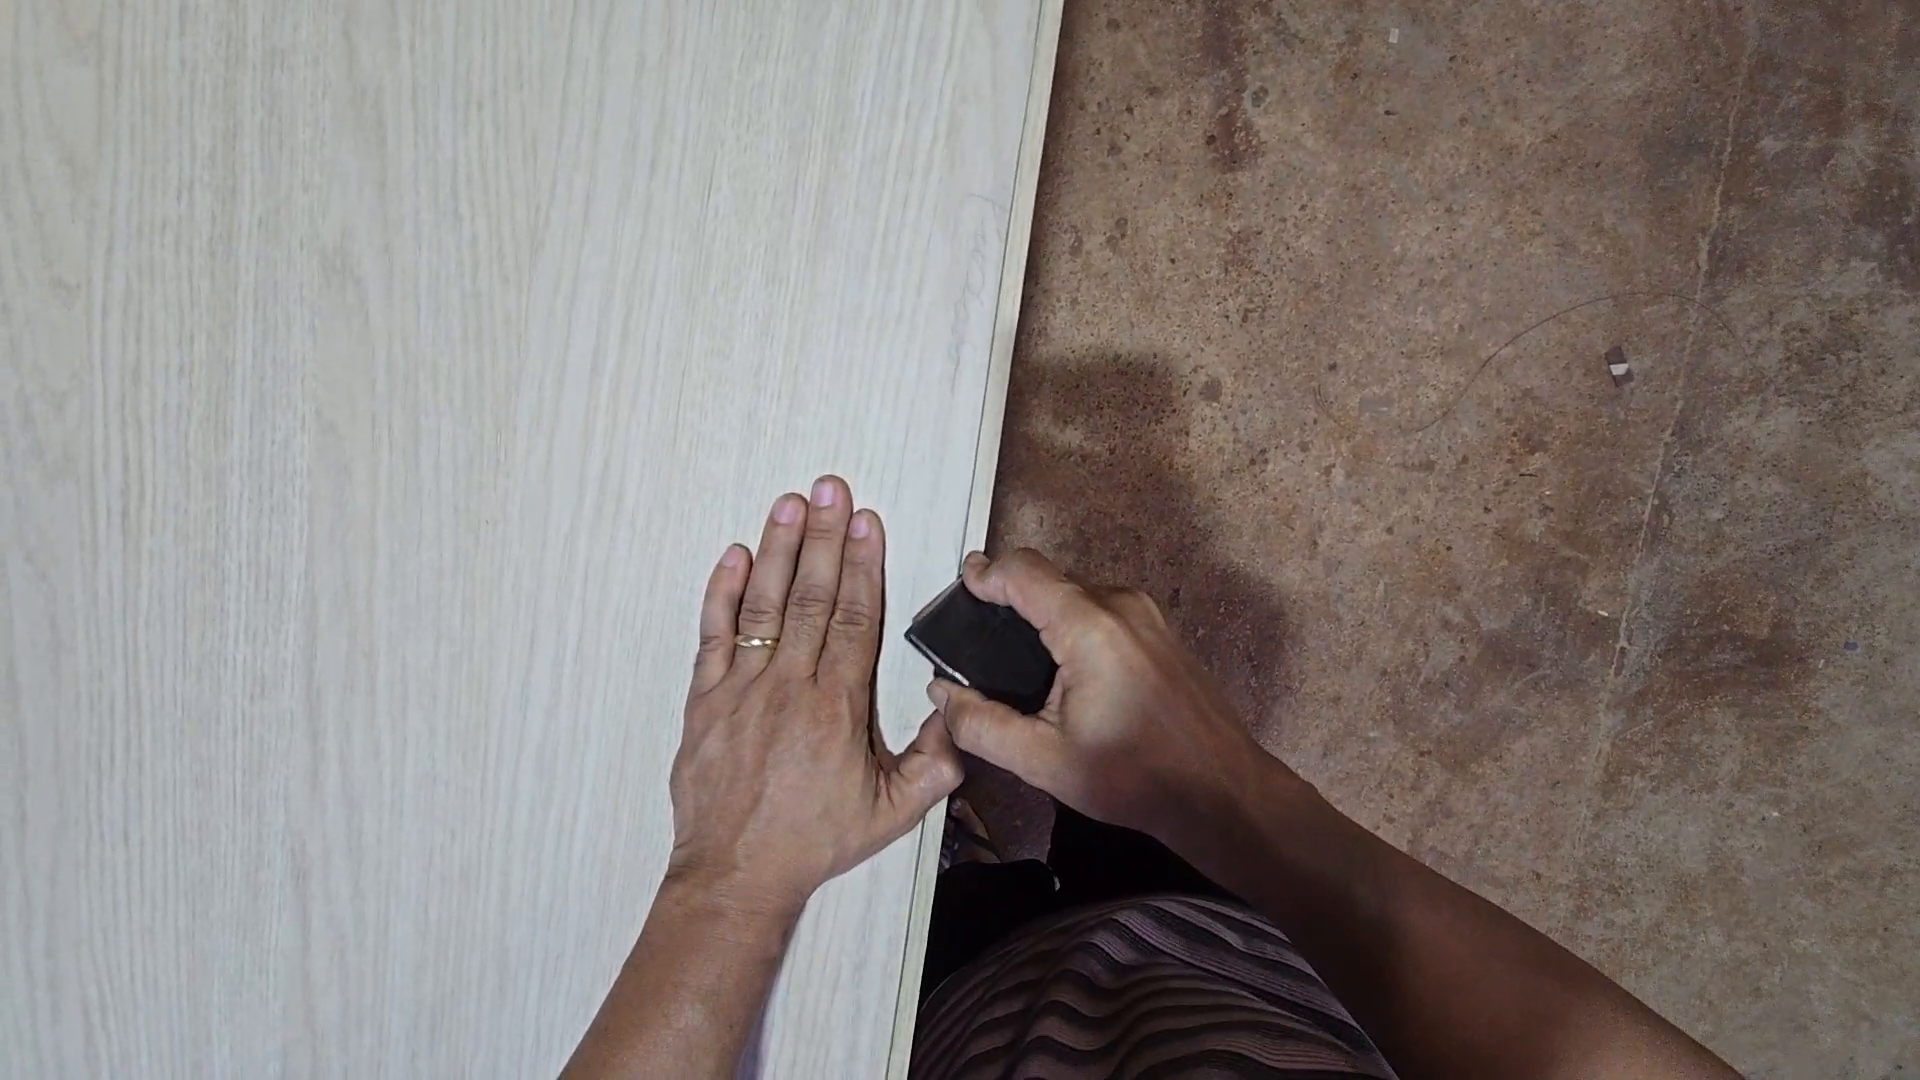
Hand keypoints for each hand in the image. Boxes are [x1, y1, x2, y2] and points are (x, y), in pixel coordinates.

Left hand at [666, 476, 962, 914]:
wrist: (737, 874)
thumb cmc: (816, 839)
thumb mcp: (893, 812)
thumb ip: (936, 763)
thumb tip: (959, 716)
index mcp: (837, 706)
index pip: (854, 618)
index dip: (862, 564)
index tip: (866, 523)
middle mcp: (790, 687)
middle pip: (812, 596)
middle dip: (825, 537)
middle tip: (831, 489)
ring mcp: (742, 689)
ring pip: (765, 605)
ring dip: (780, 550)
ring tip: (790, 504)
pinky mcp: (705, 699)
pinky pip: (714, 635)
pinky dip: (723, 593)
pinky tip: (736, 556)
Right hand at [929, 549, 1301, 842]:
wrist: (1222, 791)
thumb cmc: (1136, 776)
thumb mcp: (1044, 761)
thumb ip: (982, 725)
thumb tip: (942, 694)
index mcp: (1090, 627)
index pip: (1025, 571)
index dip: (985, 573)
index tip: (959, 588)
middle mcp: (1119, 605)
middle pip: (1048, 578)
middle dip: (1008, 596)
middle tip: (976, 632)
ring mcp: (1144, 614)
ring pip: (1074, 592)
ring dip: (1040, 611)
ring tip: (1010, 653)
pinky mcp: (1156, 629)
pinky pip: (1098, 608)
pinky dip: (1068, 621)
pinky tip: (1057, 666)